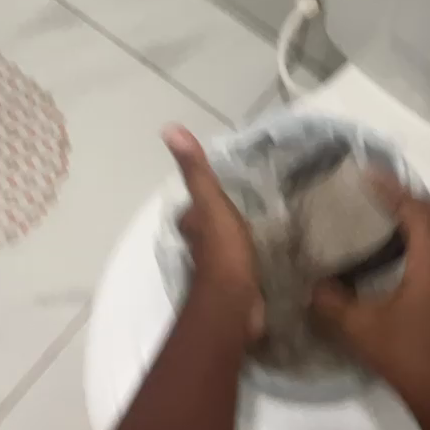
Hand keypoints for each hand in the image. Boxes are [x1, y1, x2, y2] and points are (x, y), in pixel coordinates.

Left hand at [163, 126, 264, 337]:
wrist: (234, 300)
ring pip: (222, 247)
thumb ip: (195, 169)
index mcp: (192, 223)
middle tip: (242, 210)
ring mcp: (216, 269)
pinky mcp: (235, 286)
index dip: (202, 199)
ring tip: (255, 231)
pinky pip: (240, 266)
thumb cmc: (222, 248)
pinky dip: (247, 260)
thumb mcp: (211, 200)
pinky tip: (261, 257)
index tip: (219, 190)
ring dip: (233, 241)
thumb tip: (169, 128)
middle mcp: (198, 247)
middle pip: (206, 228)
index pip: (192, 207)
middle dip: (218, 221)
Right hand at [310, 174, 429, 429]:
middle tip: (379, 193)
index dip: (392, 189)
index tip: (366, 175)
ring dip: (420, 216)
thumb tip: (312, 284)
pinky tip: (397, 252)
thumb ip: (332, 302)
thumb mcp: (361, 329)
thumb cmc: (408, 356)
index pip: (415, 210)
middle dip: (411, 196)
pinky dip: (424, 237)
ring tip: (385, 215)